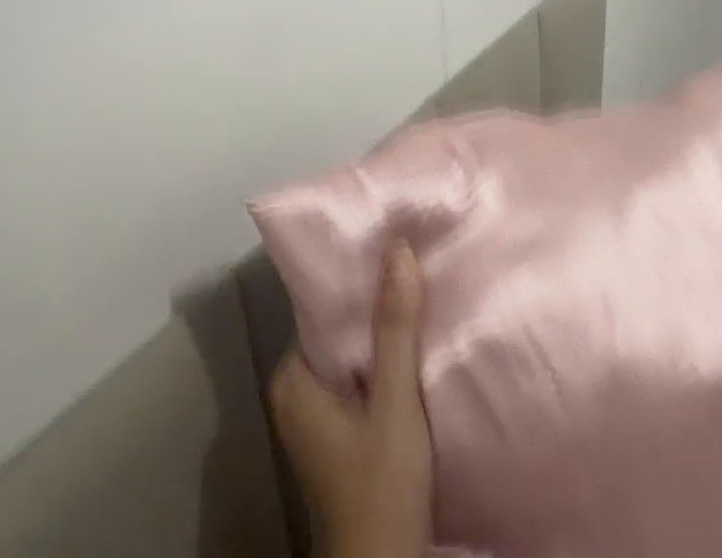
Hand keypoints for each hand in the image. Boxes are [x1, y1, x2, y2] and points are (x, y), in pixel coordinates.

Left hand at [269, 241, 431, 557]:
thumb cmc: (381, 480)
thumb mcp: (395, 399)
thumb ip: (397, 328)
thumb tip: (398, 250)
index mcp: (294, 380)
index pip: (322, 308)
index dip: (359, 275)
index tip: (395, 241)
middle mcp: (297, 392)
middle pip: (340, 328)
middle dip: (378, 298)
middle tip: (420, 258)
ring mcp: (318, 413)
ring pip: (354, 352)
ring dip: (387, 328)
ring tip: (426, 287)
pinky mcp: (341, 429)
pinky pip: (363, 374)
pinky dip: (389, 356)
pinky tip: (423, 340)